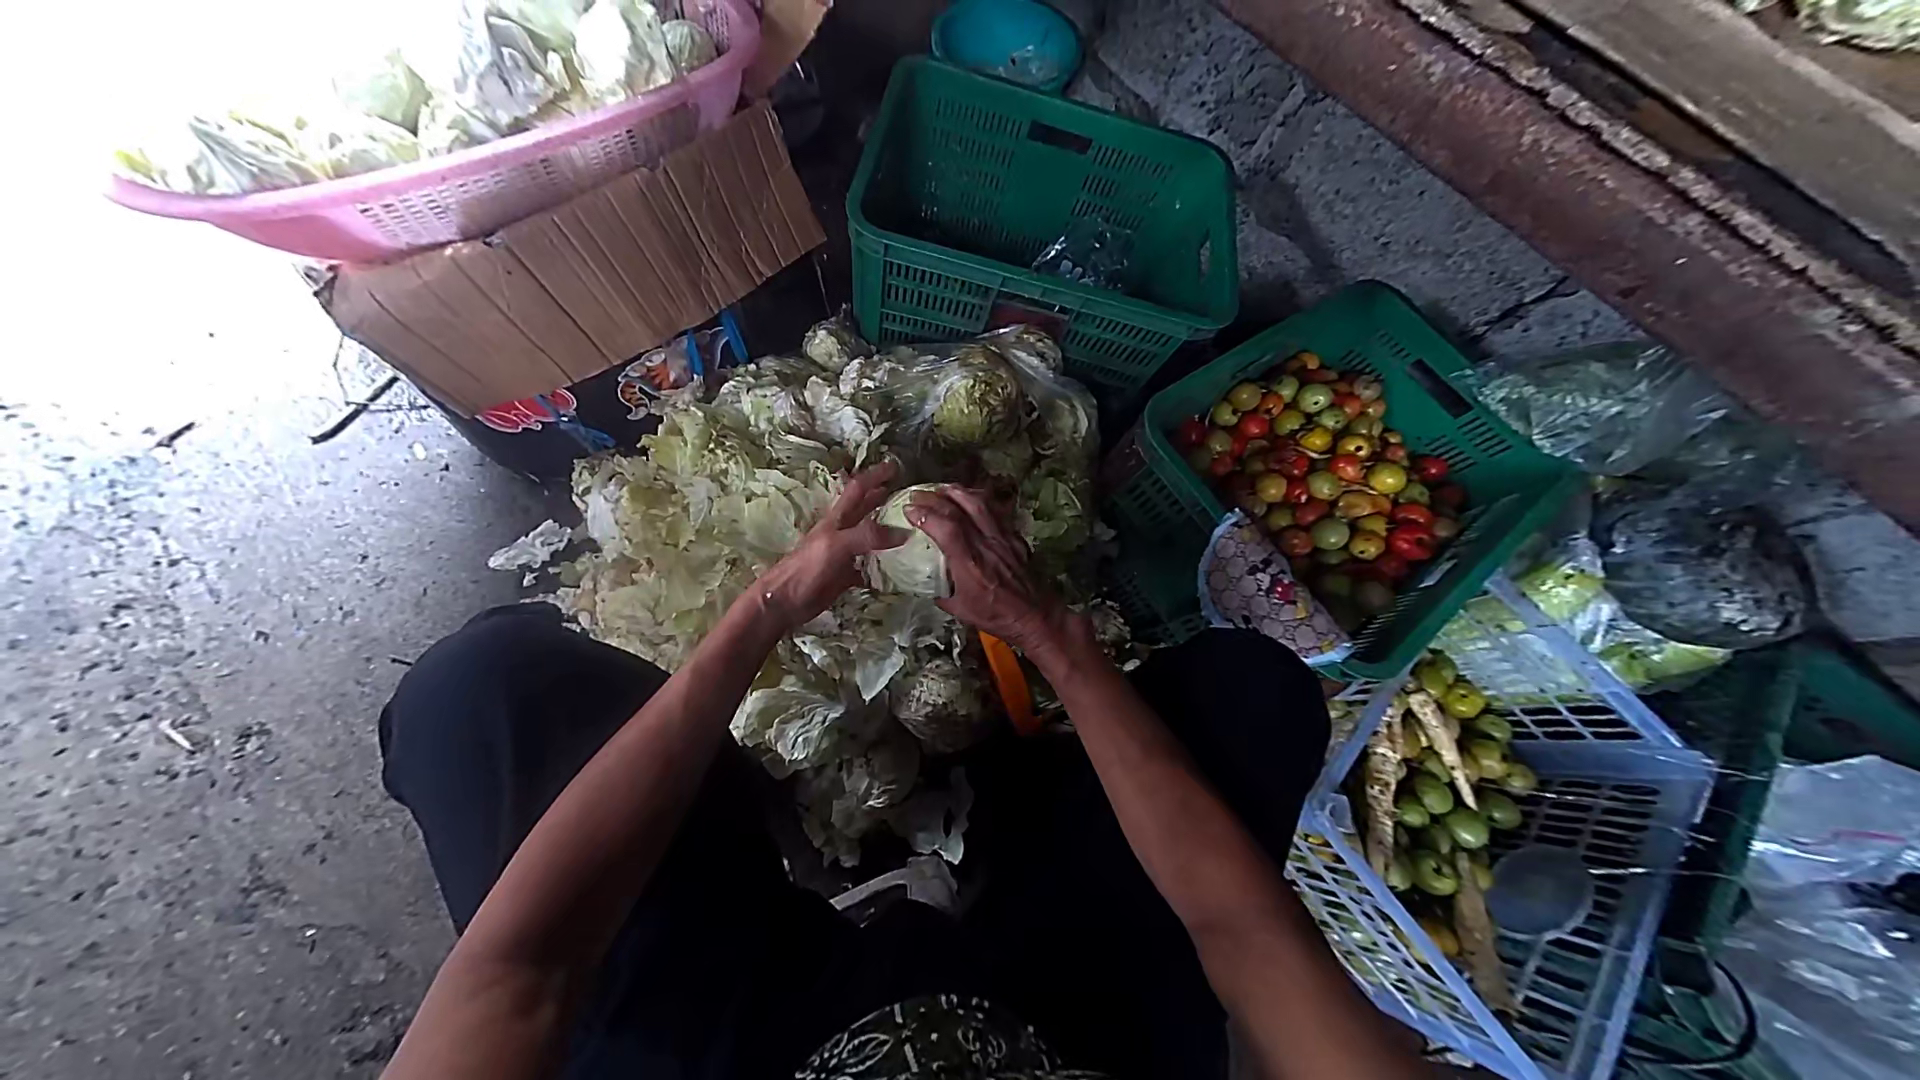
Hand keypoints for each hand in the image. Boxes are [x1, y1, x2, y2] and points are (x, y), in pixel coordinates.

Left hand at [753, 462, 905, 632]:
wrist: (785, 601)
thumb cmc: (807, 568)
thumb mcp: (837, 545)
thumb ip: (868, 536)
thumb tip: (902, 532)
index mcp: (837, 518)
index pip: (858, 488)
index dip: (875, 475)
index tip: (894, 465)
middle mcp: (842, 531)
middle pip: (864, 508)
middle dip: (882, 496)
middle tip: (905, 491)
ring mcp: (843, 553)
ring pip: (868, 536)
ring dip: (885, 528)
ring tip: (908, 525)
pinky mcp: (845, 575)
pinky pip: (868, 565)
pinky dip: (882, 564)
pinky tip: (896, 566)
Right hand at [906, 485, 1084, 662]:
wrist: (1035, 616)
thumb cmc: (996, 617)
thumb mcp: (960, 610)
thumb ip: (939, 592)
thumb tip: (922, 578)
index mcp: (970, 565)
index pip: (947, 529)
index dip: (925, 515)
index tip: (908, 510)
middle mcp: (987, 546)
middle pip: (960, 510)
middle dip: (935, 498)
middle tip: (918, 495)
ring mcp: (1003, 538)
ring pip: (980, 504)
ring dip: (957, 492)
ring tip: (941, 488)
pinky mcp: (1014, 537)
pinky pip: (996, 511)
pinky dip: (979, 500)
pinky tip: (969, 498)